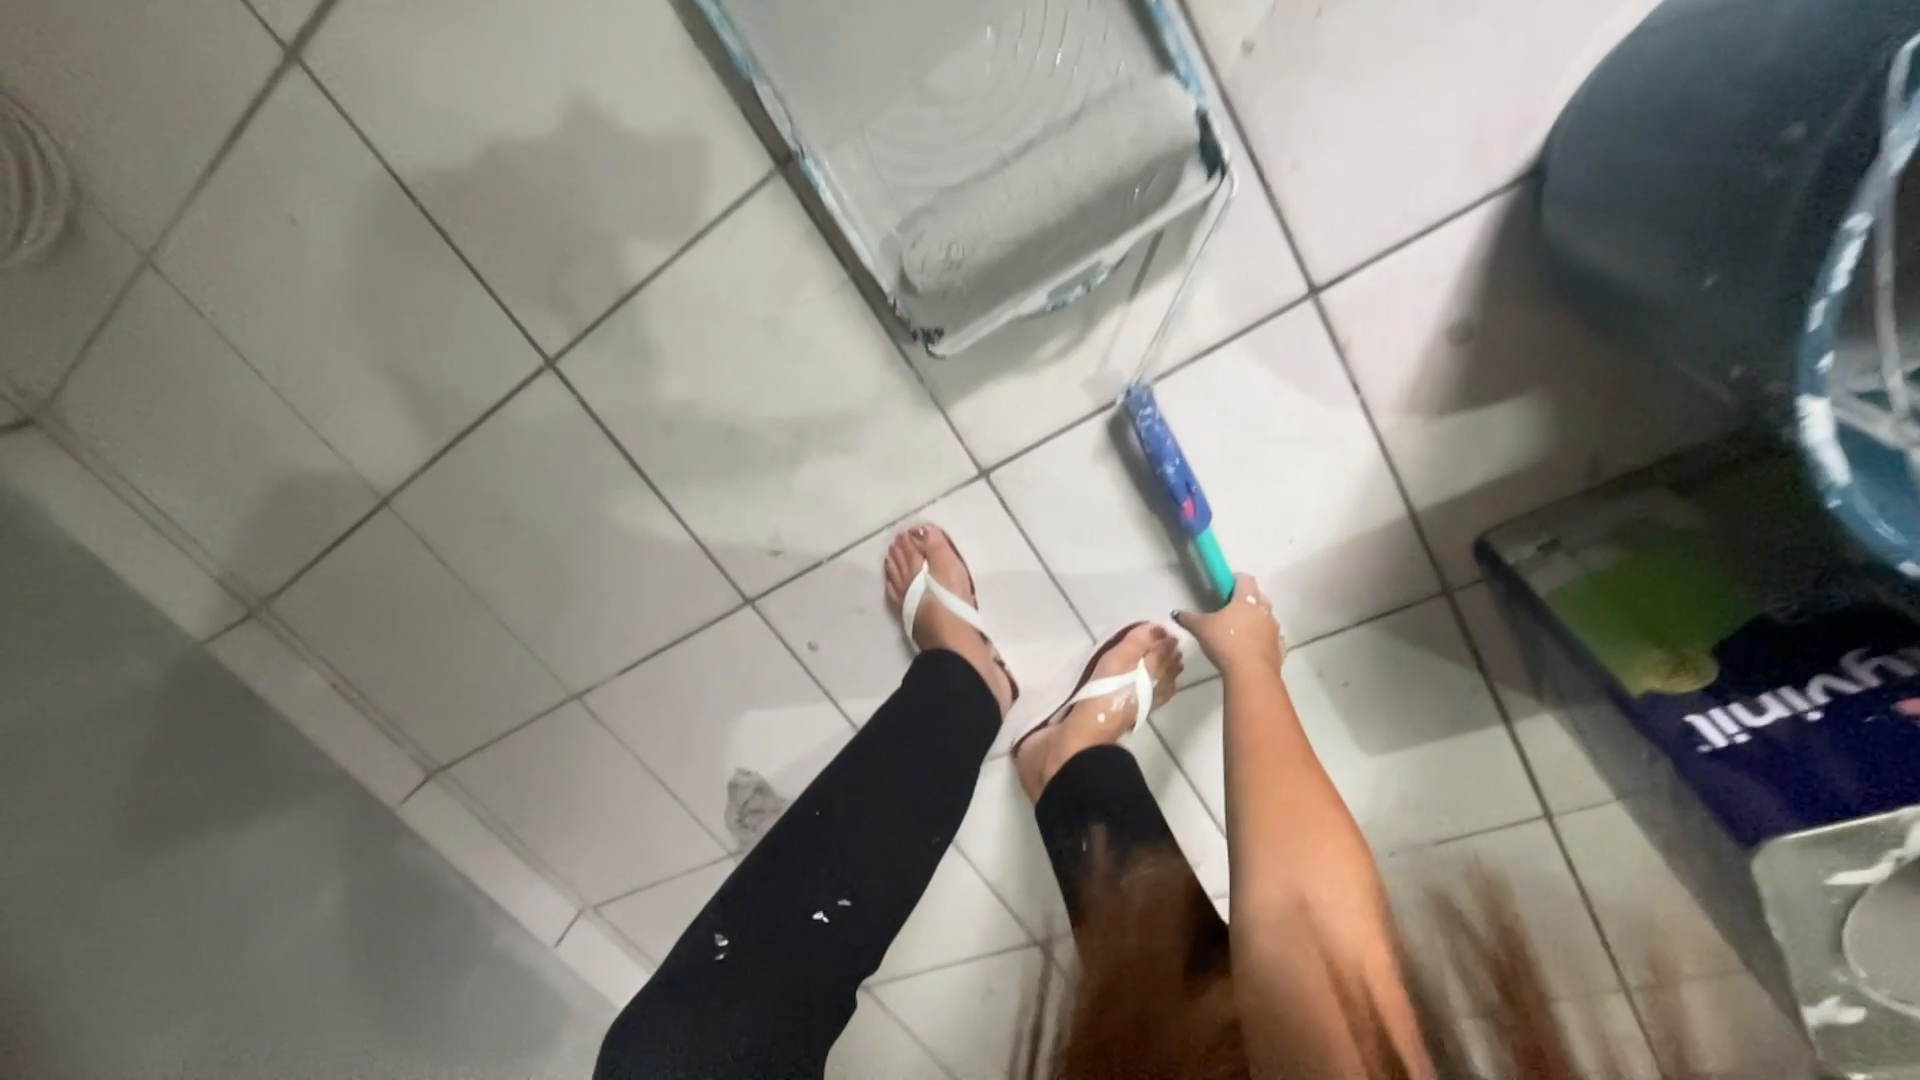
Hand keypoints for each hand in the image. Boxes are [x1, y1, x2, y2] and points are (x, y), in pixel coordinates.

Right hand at [1173, 574, 1282, 676]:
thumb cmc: (1225, 643)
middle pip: (1259, 595)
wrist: (1251, 673)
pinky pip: (1272, 637)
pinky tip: (1251, 647)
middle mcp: (1264, 610)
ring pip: (1267, 616)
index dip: (1236, 579)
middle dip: (1247, 598)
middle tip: (1231, 607)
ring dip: (1257, 618)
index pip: (1246, 579)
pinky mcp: (1279, 647)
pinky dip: (1263, 638)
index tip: (1226, 585)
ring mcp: (1274, 629)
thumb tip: (1176, 613)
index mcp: (1246, 600)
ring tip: (1241, 629)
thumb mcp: (1201, 629)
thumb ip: (1188, 619)